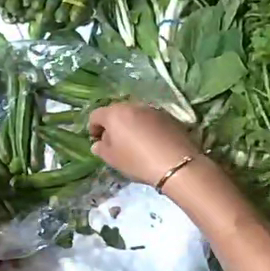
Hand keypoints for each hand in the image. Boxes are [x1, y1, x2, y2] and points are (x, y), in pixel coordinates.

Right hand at [87, 102, 204, 187]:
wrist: (176, 164)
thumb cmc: (137, 161)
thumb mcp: (112, 159)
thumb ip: (101, 148)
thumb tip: (99, 143)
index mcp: (114, 113)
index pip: (96, 115)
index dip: (93, 128)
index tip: (97, 141)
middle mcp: (132, 106)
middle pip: (116, 112)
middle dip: (113, 125)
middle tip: (115, 142)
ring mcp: (152, 109)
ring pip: (134, 114)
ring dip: (130, 125)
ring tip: (134, 142)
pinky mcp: (169, 116)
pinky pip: (150, 119)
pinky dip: (146, 127)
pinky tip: (151, 143)